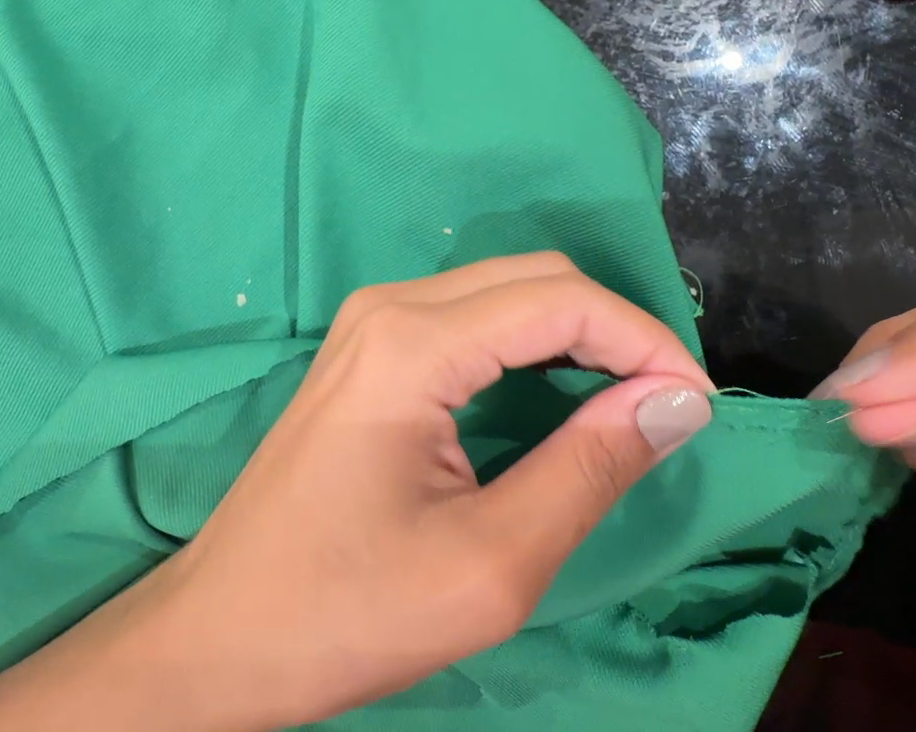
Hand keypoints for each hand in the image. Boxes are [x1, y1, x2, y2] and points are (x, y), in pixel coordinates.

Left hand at [0, 253, 714, 731]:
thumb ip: (590, 468)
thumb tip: (676, 403)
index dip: (644, 343)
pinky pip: (472, 317)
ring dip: (578, 333)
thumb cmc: (348, 611)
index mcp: (413, 344)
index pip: (561, 301)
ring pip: (507, 289)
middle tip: (667, 408)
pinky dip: (533, 343)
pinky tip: (560, 393)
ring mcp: (371, 323)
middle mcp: (390, 306)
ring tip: (629, 402)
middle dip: (616, 330)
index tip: (695, 408)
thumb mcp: (491, 562)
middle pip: (536, 278)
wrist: (219, 637)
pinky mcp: (368, 350)